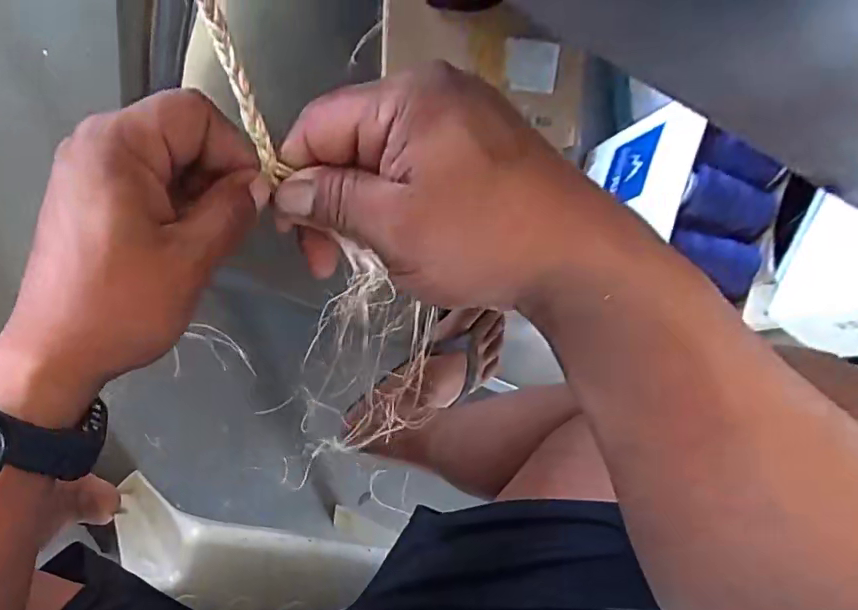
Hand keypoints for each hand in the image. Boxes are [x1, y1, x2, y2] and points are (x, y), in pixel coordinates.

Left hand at [0, 90, 266, 426]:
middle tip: (227, 229)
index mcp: (116, 142)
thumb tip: (256, 185)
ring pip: (156, 164)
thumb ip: (229, 212)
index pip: (193, 113)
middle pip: (173, 134)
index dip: (233, 150)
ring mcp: (80, 172)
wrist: (53, 356)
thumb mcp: (187, 262)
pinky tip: (171, 249)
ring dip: (189, 198)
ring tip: (199, 246)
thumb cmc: (120, 309)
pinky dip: (163, 209)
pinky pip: (134, 187)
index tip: (252, 200)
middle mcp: (92, 142)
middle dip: (211, 176)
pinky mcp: (78, 202)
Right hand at [273, 63, 650, 310]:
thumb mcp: (392, 224)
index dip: (294, 179)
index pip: (317, 125)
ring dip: (358, 215)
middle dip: (327, 204)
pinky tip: (398, 244)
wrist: (572, 257)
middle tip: (327, 265)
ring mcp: (455, 121)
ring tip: (369, 260)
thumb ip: (332, 200)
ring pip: (375, 165)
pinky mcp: (472, 151)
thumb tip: (285, 191)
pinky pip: (408, 174)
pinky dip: (390, 211)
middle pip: (345, 144)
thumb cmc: (478, 239)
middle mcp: (429, 95)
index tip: (295, 236)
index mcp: (406, 99)